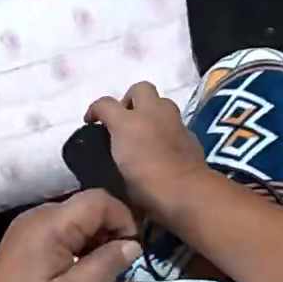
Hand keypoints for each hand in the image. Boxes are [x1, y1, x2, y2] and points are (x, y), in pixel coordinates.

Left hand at [0, 190, 141, 281]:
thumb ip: (108, 263)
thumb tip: (132, 244)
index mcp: (50, 223)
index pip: (99, 199)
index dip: (124, 219)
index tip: (134, 251)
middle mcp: (36, 216)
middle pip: (86, 207)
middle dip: (109, 230)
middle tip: (120, 264)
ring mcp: (26, 228)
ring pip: (73, 219)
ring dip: (94, 240)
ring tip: (101, 271)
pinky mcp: (21, 243)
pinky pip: (58, 232)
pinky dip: (76, 246)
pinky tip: (79, 272)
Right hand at [86, 82, 213, 224]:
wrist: (184, 192)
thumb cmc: (144, 187)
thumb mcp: (116, 173)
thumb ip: (112, 155)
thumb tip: (113, 154)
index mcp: (127, 123)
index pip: (104, 104)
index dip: (94, 111)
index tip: (92, 122)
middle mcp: (151, 114)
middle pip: (140, 88)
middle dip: (130, 100)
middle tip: (125, 120)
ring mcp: (174, 121)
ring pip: (162, 102)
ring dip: (152, 111)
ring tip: (146, 131)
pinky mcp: (190, 134)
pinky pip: (175, 123)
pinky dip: (167, 129)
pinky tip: (163, 146)